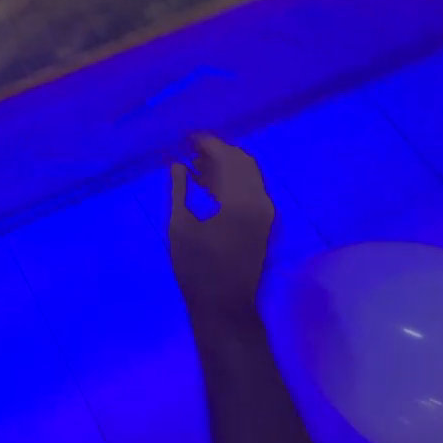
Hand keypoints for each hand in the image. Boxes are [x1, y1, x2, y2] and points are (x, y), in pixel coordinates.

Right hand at [169, 134, 274, 324]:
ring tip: (192, 162)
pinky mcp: (263, 223)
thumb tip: (176, 163)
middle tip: (188, 146)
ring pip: (248, 174)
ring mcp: (265, 214)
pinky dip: (229, 179)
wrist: (225, 306)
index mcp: (240, 202)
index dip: (206, 143)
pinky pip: (249, 189)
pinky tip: (205, 181)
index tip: (185, 136)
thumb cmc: (196, 268)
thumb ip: (179, 190)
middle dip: (216, 150)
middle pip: (243, 162)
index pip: (227, 158)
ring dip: (223, 164)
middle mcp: (260, 203)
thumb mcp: (179, 226)